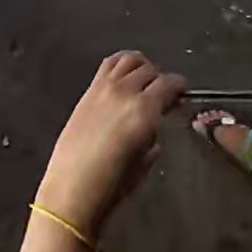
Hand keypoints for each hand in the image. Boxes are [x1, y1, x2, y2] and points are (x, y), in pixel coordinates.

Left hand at [35, 51, 184, 239]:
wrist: (70, 190)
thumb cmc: (112, 185)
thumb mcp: (144, 162)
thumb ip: (154, 136)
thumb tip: (157, 123)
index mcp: (144, 110)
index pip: (169, 84)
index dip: (178, 87)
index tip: (181, 95)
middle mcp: (125, 92)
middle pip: (150, 70)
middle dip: (162, 80)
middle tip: (164, 95)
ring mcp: (104, 87)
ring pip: (130, 60)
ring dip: (142, 67)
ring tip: (145, 81)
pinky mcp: (88, 90)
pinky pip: (109, 64)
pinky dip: (121, 64)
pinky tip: (125, 76)